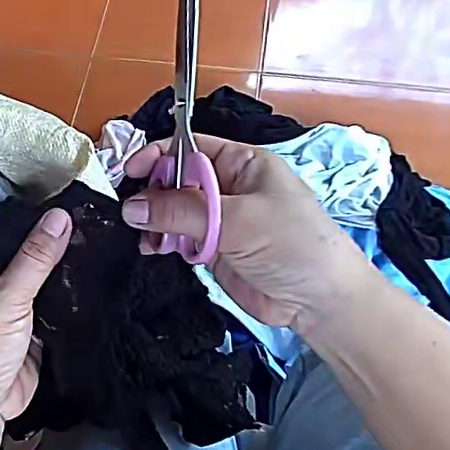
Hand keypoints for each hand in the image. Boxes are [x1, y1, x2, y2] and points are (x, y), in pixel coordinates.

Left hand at [0, 208, 70, 449]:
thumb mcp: (7, 297)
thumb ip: (36, 257)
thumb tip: (61, 215)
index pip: (4, 233)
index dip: (35, 221)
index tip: (73, 207)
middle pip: (23, 256)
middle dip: (52, 247)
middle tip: (94, 224)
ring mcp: (6, 307)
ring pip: (39, 280)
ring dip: (62, 272)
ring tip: (99, 244)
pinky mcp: (26, 328)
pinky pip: (49, 304)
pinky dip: (66, 296)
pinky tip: (93, 277)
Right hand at [120, 135, 375, 331]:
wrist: (319, 301)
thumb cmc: (294, 245)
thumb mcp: (239, 220)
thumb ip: (183, 212)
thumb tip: (133, 206)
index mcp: (242, 164)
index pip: (191, 147)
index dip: (159, 155)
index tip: (130, 172)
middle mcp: (227, 188)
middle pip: (176, 180)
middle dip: (153, 193)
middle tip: (134, 213)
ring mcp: (219, 220)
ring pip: (173, 212)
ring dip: (155, 223)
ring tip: (147, 238)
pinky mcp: (213, 250)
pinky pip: (178, 239)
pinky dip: (163, 243)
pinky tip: (155, 249)